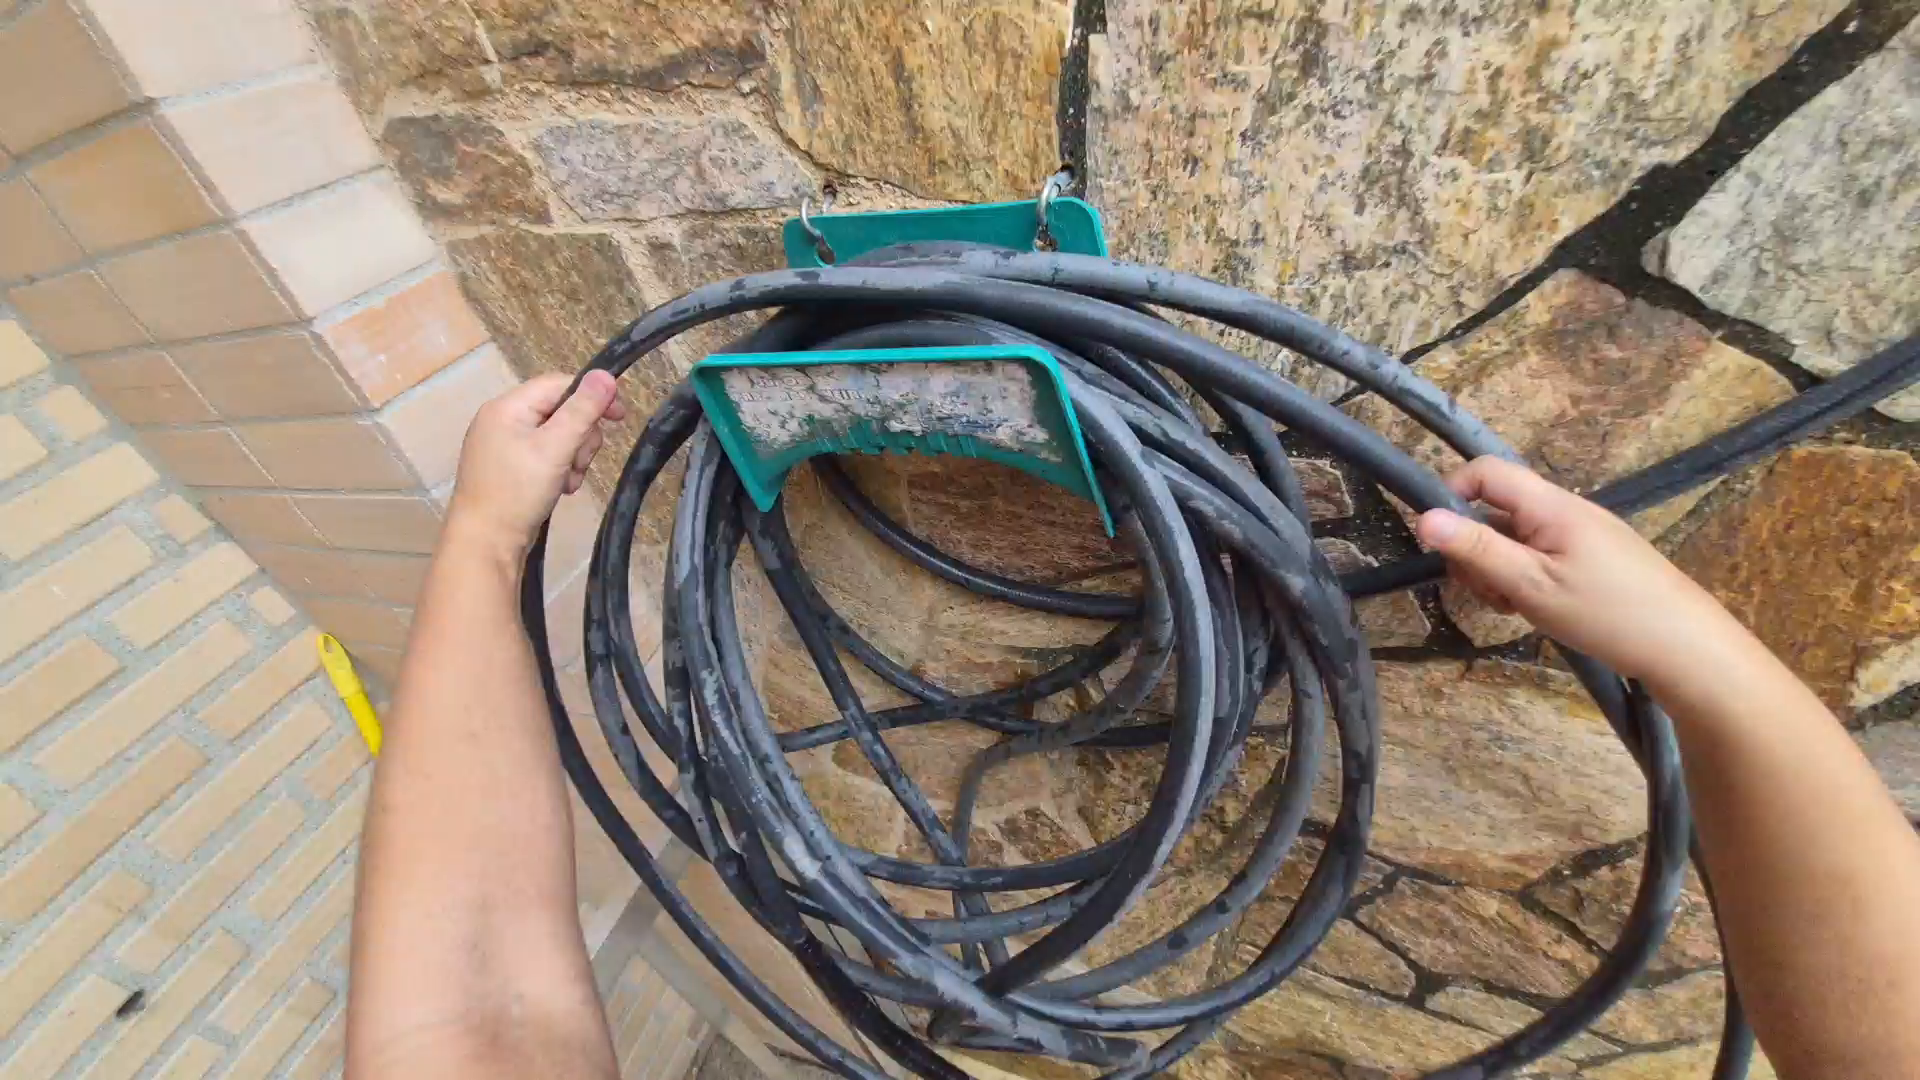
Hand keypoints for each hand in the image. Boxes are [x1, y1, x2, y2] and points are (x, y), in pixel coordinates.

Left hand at [445, 371, 626, 559]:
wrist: (487, 539)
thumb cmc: (518, 490)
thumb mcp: (556, 447)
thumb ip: (582, 411)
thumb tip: (605, 375)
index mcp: (508, 407)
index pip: (559, 385)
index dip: (593, 396)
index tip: (620, 418)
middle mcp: (504, 419)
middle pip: (561, 411)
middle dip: (581, 436)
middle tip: (580, 461)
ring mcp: (506, 444)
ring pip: (559, 435)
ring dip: (574, 456)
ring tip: (569, 479)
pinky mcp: (512, 466)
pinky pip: (548, 454)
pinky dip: (562, 468)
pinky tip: (561, 487)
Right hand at [1415, 457, 1748, 682]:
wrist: (1690, 651)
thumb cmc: (1608, 613)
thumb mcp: (1530, 584)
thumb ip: (1476, 549)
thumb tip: (1421, 517)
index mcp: (1550, 506)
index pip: (1485, 471)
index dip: (1450, 493)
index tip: (1439, 539)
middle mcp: (1562, 510)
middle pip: (1491, 509)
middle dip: (1471, 546)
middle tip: (1482, 588)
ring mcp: (1574, 534)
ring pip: (1507, 536)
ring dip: (1492, 567)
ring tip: (1509, 603)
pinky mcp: (1584, 557)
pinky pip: (1531, 554)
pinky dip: (1516, 576)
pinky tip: (1528, 606)